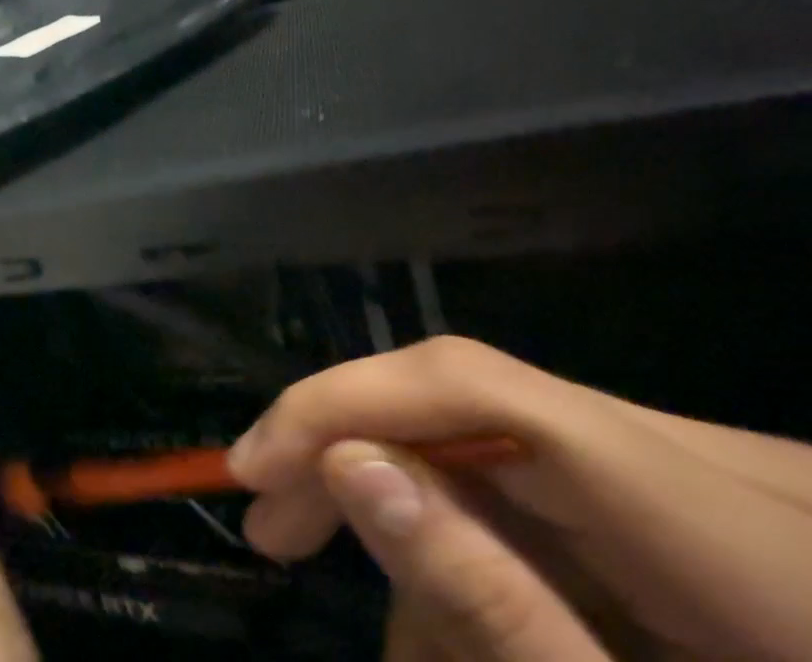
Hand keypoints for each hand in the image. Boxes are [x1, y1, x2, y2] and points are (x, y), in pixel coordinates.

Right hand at [226, 336, 811, 659]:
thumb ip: (496, 605)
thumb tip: (350, 468)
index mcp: (738, 523)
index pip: (478, 387)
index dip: (342, 404)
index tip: (254, 471)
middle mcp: (728, 462)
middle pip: (471, 398)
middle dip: (352, 453)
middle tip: (271, 529)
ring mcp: (719, 474)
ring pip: (492, 438)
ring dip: (401, 498)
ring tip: (334, 568)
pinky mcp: (701, 498)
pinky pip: (538, 482)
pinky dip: (466, 532)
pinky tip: (445, 600)